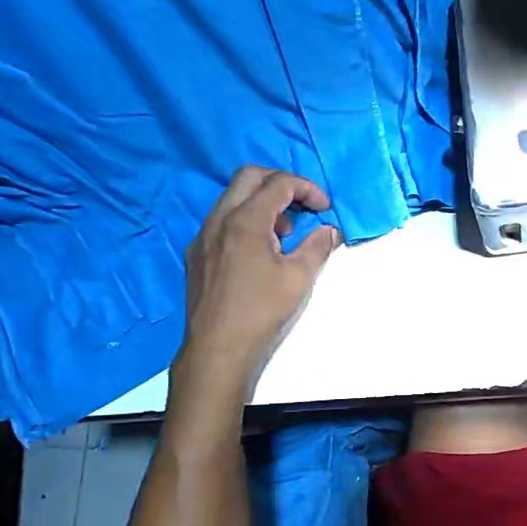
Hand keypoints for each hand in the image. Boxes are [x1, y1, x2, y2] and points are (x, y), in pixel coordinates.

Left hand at [178, 166, 341, 383]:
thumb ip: (317, 247)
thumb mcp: (299, 278)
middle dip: (281, 183)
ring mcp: (203, 236)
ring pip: (232, 198)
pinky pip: (221, 220)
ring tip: (285, 232)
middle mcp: (218, 219)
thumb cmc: (262, 312)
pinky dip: (244, 220)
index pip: (278, 184)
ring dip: (261, 202)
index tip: (324, 208)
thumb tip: (330, 231)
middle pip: (249, 177)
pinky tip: (259, 251)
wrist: (218, 348)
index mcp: (245, 220)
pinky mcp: (196, 254)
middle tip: (303, 206)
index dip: (307, 188)